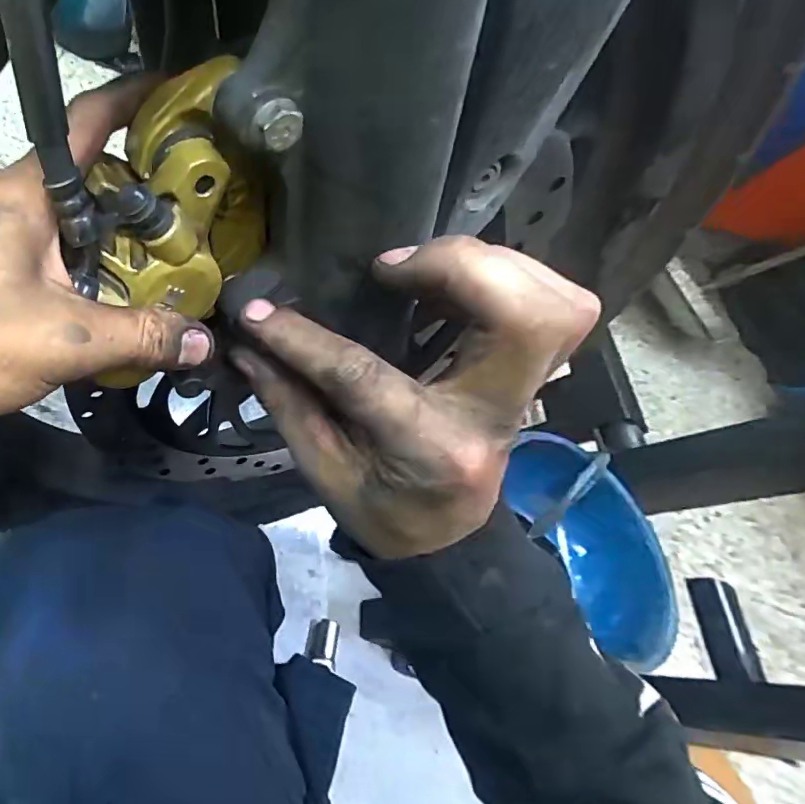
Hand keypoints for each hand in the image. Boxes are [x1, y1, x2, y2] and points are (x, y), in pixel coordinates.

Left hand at [0, 77, 213, 420]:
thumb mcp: (63, 340)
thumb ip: (137, 335)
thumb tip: (203, 340)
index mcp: (29, 193)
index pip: (89, 118)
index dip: (138, 96)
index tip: (184, 93)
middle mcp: (18, 203)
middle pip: (94, 171)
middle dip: (149, 177)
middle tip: (205, 195)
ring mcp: (7, 236)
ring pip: (80, 216)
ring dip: (125, 227)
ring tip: (182, 245)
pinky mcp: (1, 270)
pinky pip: (63, 250)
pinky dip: (99, 260)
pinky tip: (128, 288)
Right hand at [230, 236, 598, 558]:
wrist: (448, 538)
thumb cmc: (380, 509)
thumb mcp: (321, 468)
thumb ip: (285, 401)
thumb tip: (245, 343)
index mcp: (429, 448)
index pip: (365, 376)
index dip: (302, 339)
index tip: (258, 314)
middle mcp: (493, 414)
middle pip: (526, 317)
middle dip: (458, 267)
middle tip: (387, 266)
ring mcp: (527, 393)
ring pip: (558, 304)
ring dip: (492, 265)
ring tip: (420, 266)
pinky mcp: (532, 373)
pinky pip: (554, 304)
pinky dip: (506, 275)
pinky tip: (448, 279)